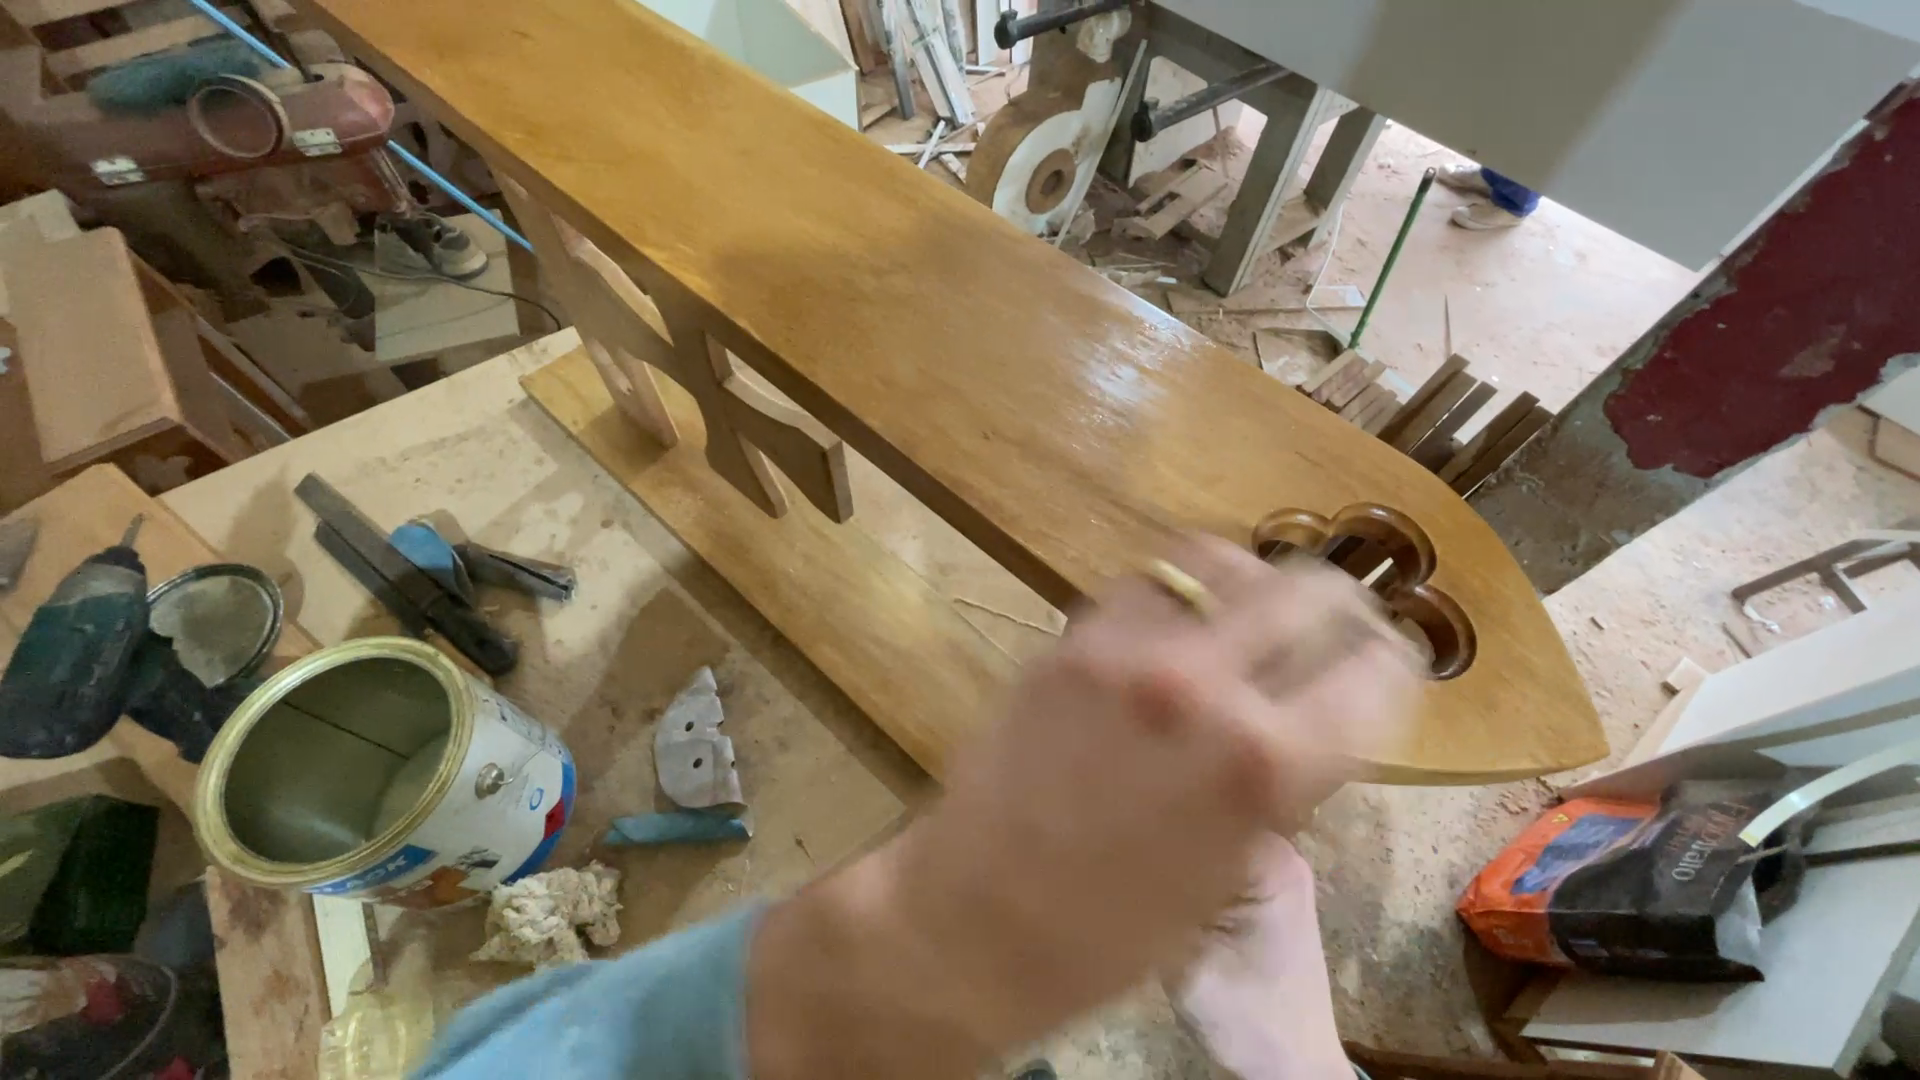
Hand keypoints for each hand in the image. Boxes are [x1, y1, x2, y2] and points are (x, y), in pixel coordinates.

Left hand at [749, 537, 1418, 1076]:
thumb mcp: (1232, 871)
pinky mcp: (1067, 640)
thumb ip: (1279, 780)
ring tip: (1251, 611)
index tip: (1386, 666)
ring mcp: (1125, 649)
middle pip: (1308, 589)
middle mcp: (1202, 683)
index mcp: (1264, 764)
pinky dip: (1176, 592)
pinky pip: (1143, 584)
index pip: (1374, 671)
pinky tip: (1173, 624)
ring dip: (1252, 583)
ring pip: (1219, 562)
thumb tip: (1302, 718)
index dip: (1392, 666)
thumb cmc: (1114, 932)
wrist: (978, 915)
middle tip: (1333, 623)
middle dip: (1338, 607)